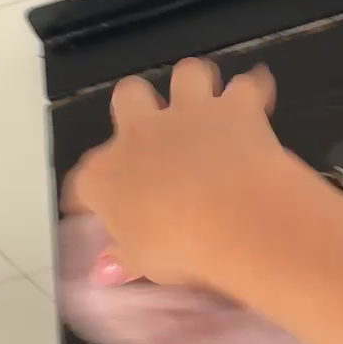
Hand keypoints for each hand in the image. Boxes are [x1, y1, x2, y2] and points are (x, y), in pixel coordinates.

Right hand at [63, 58, 321, 286]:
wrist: (235, 219)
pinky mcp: (234, 108)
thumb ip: (125, 258)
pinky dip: (253, 90)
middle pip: (127, 98)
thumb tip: (108, 269)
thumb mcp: (145, 264)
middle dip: (137, 107)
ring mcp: (188, 115)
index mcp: (106, 176)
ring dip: (195, 86)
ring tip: (205, 105)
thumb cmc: (182, 248)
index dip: (93, 192)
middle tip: (153, 132)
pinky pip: (246, 85)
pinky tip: (257, 94)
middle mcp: (141, 134)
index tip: (102, 206)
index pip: (86, 179)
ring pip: (184, 74)